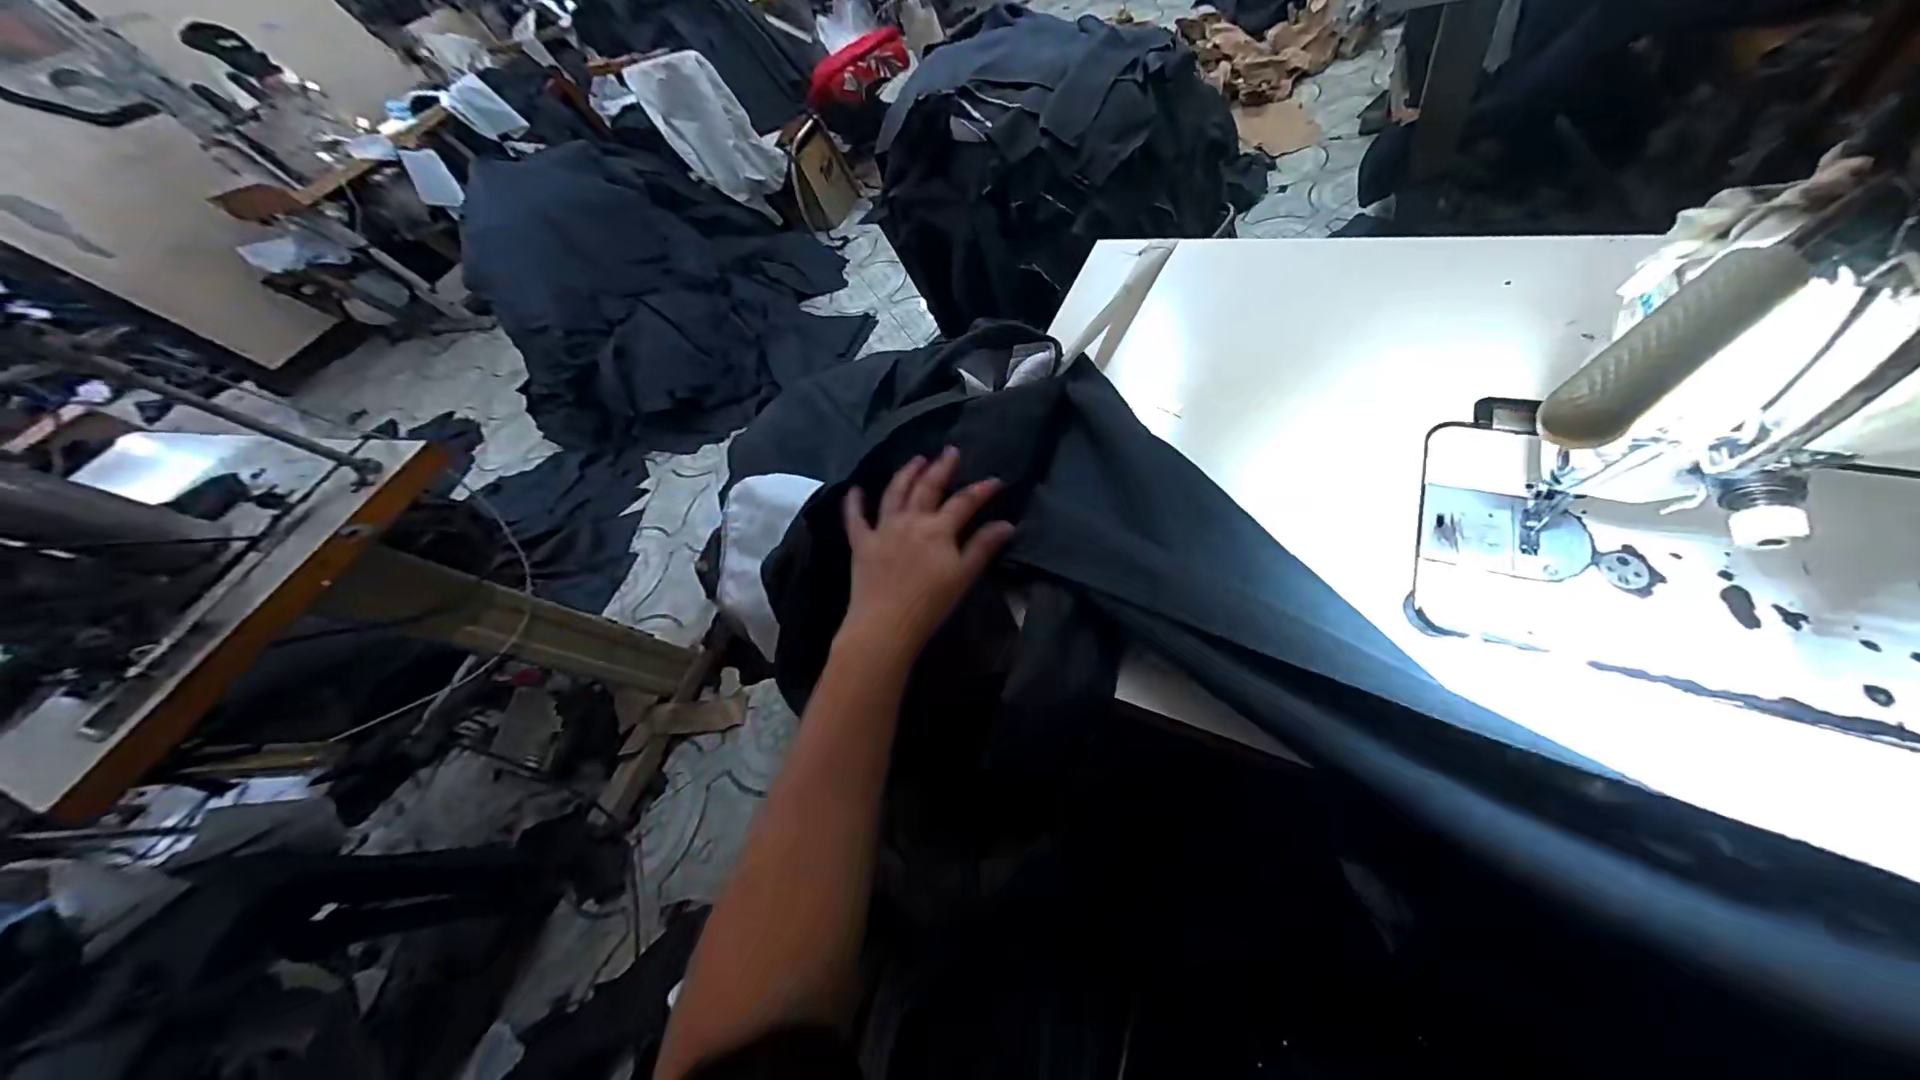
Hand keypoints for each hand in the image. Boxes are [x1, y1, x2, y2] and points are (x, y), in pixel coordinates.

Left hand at [839, 446, 1014, 655]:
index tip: (996, 480)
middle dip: (941, 467)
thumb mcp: (964, 576)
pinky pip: (856, 518)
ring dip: (906, 474)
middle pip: (928, 487)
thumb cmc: (931, 604)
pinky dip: (855, 502)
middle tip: (949, 450)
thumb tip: (1006, 524)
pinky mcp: (861, 542)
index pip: (964, 501)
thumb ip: (983, 547)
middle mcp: (910, 520)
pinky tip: (855, 489)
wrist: (887, 623)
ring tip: (916, 459)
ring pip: (895, 493)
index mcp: (938, 529)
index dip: (982, 489)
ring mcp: (883, 529)